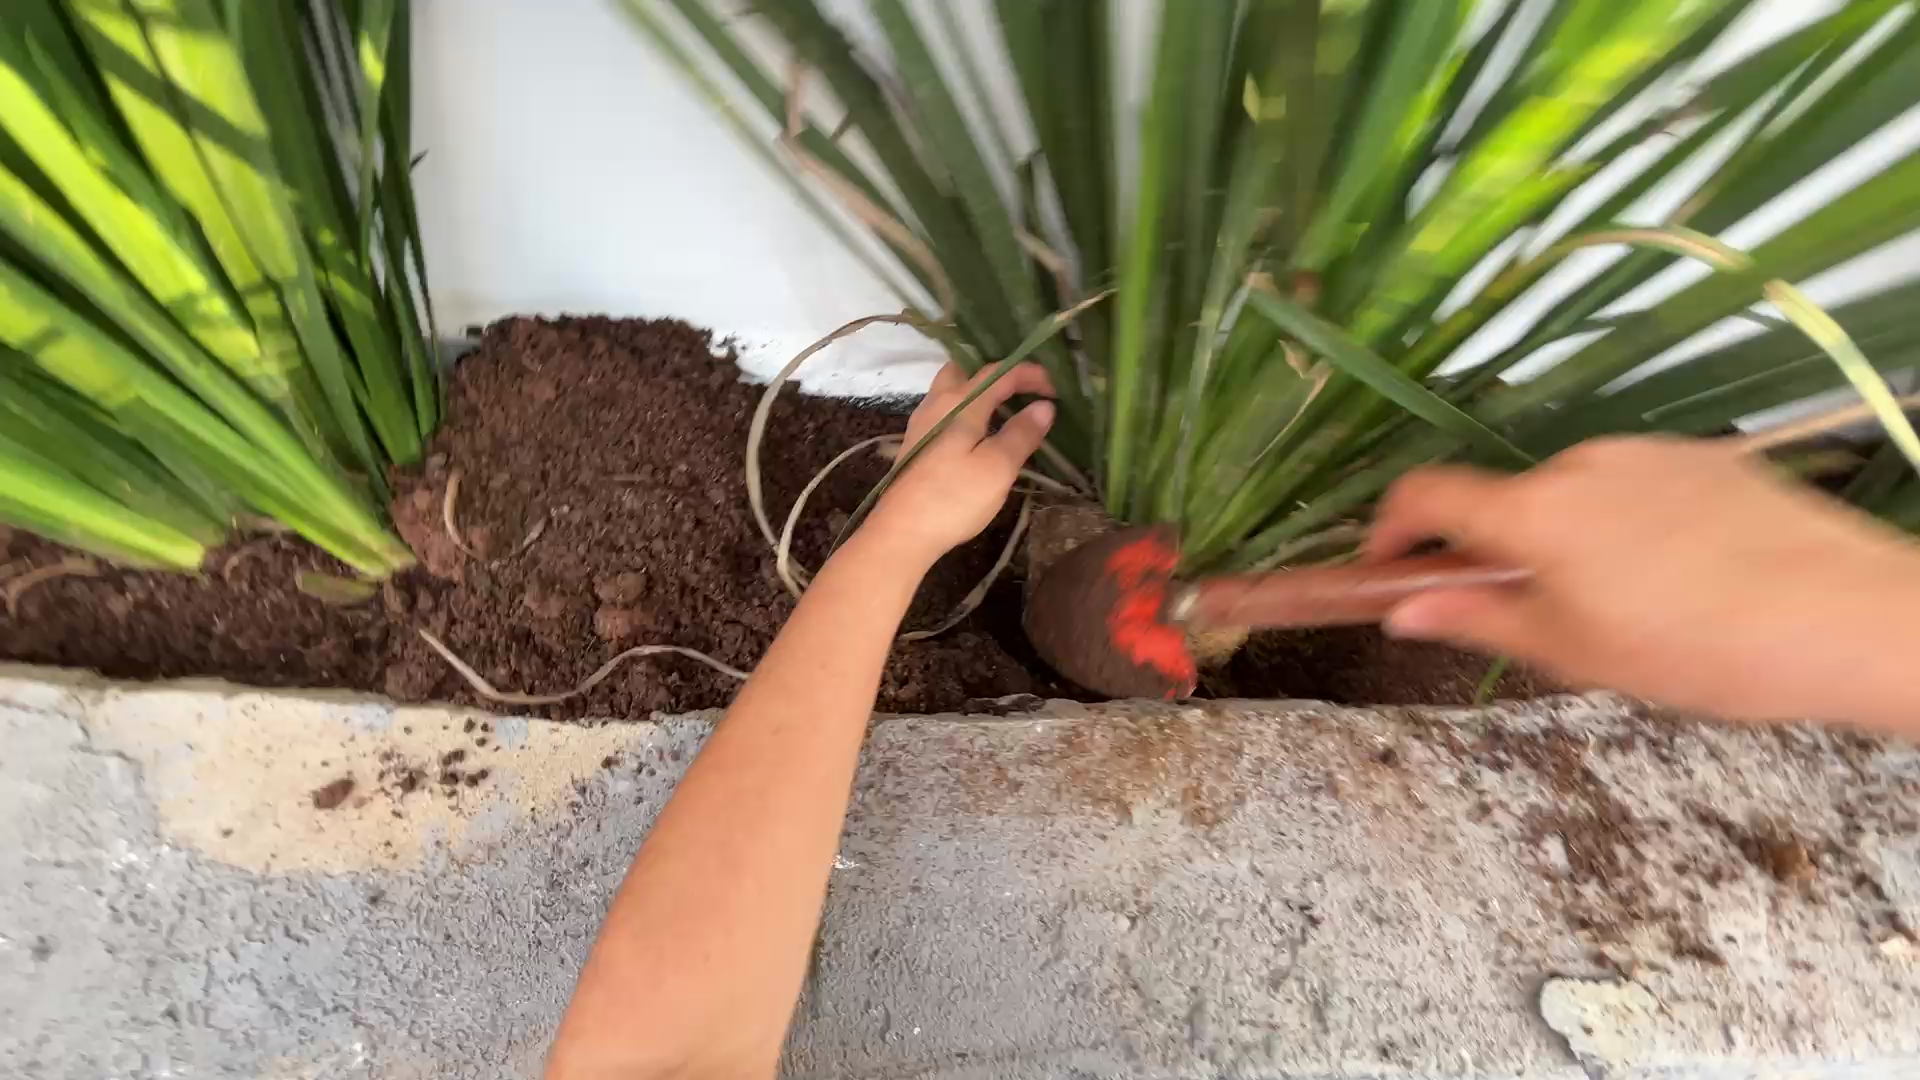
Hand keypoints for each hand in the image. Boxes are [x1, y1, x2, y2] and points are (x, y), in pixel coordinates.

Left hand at [861, 361, 1055, 567]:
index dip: (1029, 374)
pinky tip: (978, 435)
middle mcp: (936, 404)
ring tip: (1005, 410)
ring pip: (950, 392)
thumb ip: (1021, 434)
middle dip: (995, 374)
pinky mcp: (916, 446)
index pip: (998, 373)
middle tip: (1021, 390)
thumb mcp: (997, 468)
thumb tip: (1043, 407)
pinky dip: (966, 412)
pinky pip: (944, 413)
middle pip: (964, 371)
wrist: (902, 533)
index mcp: (959, 404)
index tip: (1055, 388)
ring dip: (978, 393)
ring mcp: (921, 425)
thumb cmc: (953, 499)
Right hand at [1367, 435, 1919, 730]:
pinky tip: (1663, 564)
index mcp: (1530, 511)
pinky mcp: (1698, 456)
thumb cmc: (1694, 647)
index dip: (1388, 527)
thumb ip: (1470, 619)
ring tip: (1608, 590)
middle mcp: (1573, 464)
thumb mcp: (1565, 649)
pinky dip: (1608, 516)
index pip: (1422, 495)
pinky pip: (1620, 482)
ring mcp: (1640, 453)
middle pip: (1495, 499)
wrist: (1868, 622)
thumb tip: (1399, 613)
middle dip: (1488, 546)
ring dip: (1551, 532)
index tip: (1389, 565)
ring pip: (1558, 492)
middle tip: (1521, 603)